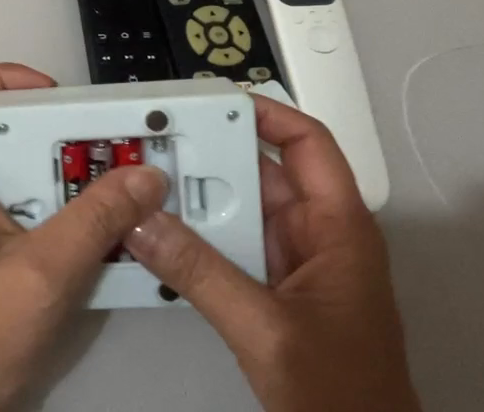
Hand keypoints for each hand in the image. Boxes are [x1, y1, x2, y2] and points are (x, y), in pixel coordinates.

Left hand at [0, 64, 168, 411]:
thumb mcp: (47, 270)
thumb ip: (98, 219)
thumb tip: (146, 175)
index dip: (8, 76)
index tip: (60, 93)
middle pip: (9, 129)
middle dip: (63, 131)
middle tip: (113, 144)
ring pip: (27, 170)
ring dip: (74, 175)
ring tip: (121, 184)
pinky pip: (34, 205)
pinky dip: (69, 207)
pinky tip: (107, 227)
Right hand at [124, 96, 419, 411]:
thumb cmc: (342, 397)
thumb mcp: (267, 331)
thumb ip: (200, 273)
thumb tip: (141, 221)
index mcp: (338, 229)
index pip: (307, 144)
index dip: (263, 112)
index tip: (205, 100)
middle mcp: (316, 236)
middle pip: (260, 170)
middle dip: (208, 152)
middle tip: (153, 139)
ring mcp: (293, 264)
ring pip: (239, 207)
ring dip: (195, 196)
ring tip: (144, 180)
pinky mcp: (271, 290)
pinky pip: (229, 244)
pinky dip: (195, 234)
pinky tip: (157, 232)